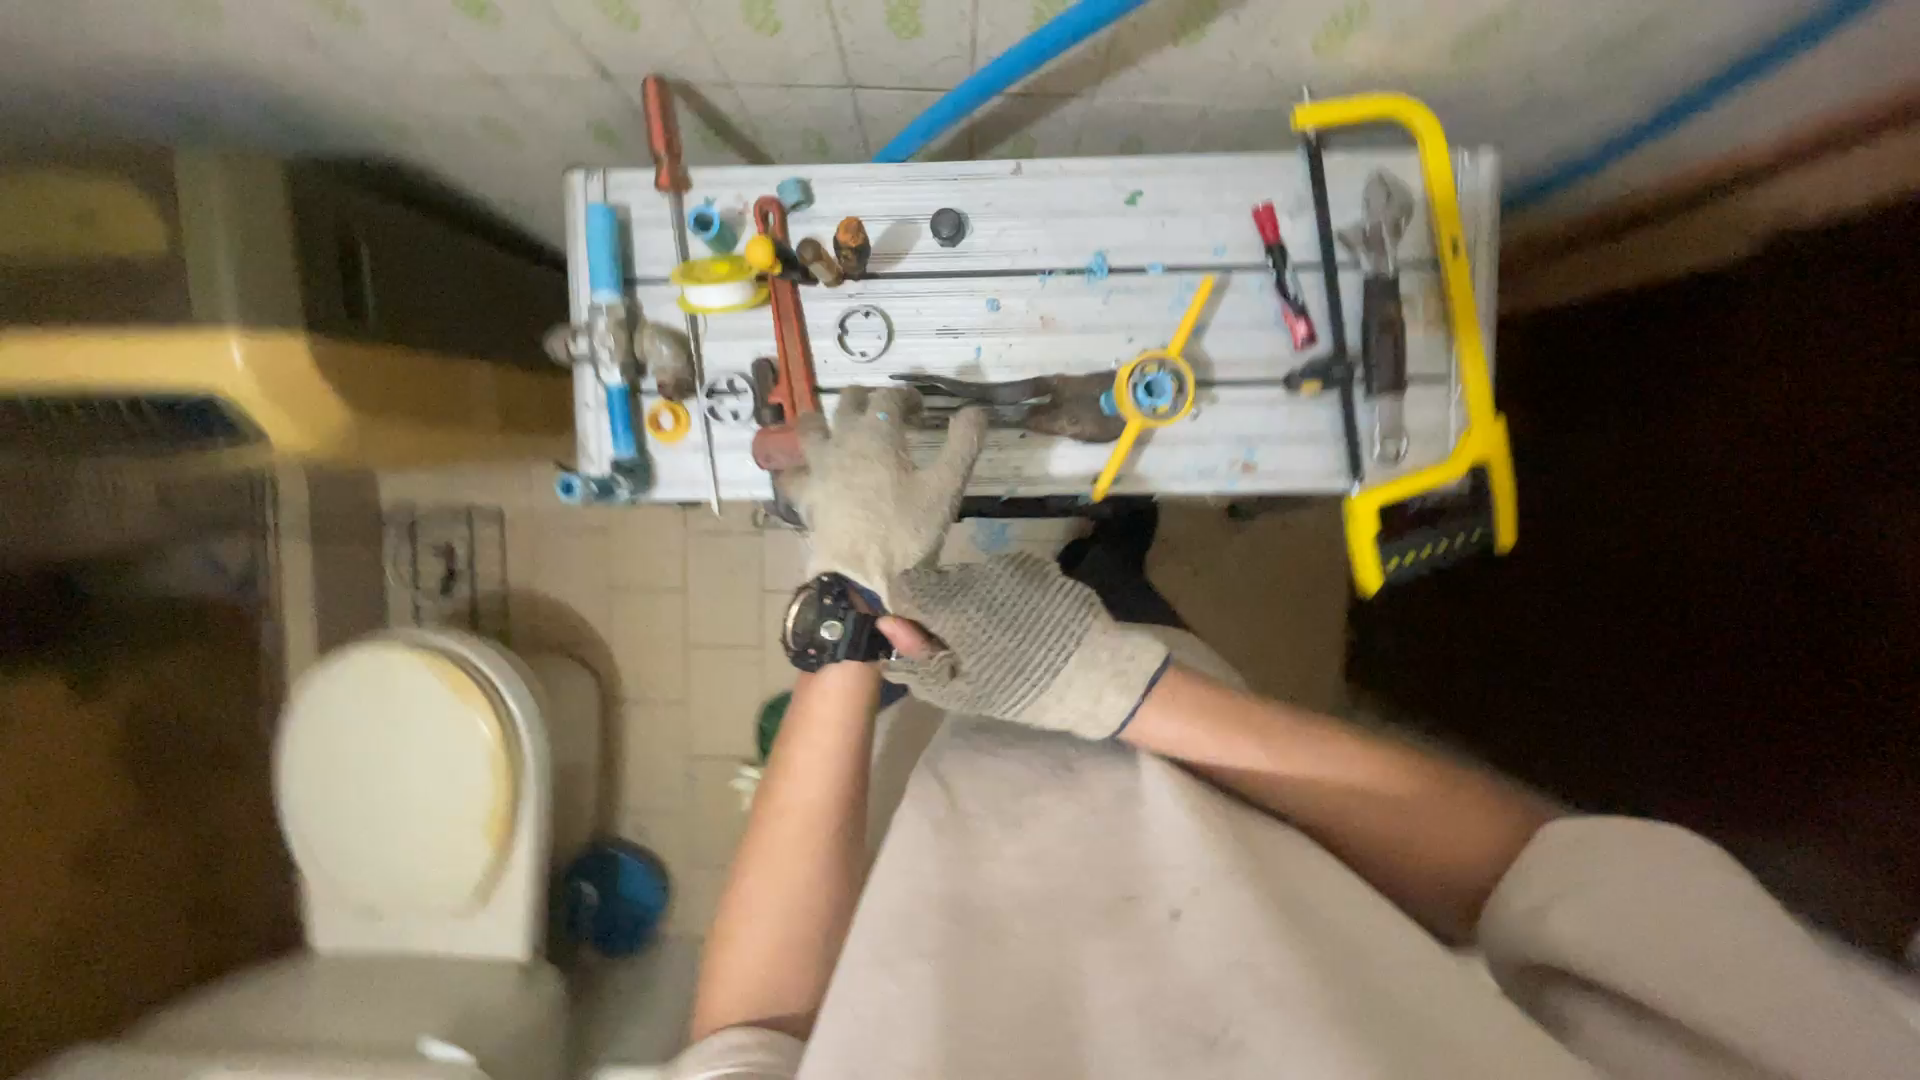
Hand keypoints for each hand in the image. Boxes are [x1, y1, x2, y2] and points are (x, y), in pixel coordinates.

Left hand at [795, 387, 986, 608]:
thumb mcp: (946, 487)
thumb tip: (976, 410)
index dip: (907, 396)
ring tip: (841, 431)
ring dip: (826, 420)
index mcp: (877, 433)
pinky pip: (795, 471)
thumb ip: (964, 444)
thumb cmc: (908, 532)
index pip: (889, 395)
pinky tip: (815, 474)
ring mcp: (818, 468)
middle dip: (869, 399)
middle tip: (888, 416)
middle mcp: (842, 441)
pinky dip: (804, 466)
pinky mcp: (805, 496)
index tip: (922, 409)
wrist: (862, 579)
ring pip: (811, 427)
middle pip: (847, 401)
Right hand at [878, 554, 1170, 738]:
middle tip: (968, 643)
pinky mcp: (1040, 566)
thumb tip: (887, 622)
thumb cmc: (1022, 689)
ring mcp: (1013, 565)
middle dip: (944, 606)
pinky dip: (1006, 594)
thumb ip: (918, 654)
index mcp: (953, 601)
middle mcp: (979, 571)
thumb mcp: (961, 688)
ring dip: (977, 599)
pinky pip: (1007, 574)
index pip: (906, 586)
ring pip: (974, 576)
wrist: (1096, 676)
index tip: (928, 638)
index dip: (910, 613)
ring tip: (1003, 634)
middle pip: (941, 580)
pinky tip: (1027, 622)